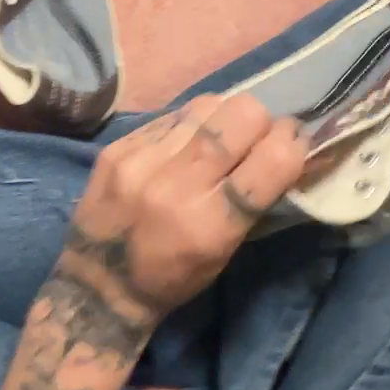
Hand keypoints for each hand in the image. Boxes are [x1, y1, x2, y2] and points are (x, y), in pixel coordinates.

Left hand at [58, 94, 307, 324]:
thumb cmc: (173, 277)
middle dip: (260, 121)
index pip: (273, 160)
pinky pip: (170, 115)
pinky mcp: (118, 148)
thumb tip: (286, 146)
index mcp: (212, 224)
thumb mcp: (224, 252)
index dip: (292, 143)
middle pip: (242, 114)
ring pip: (207, 104)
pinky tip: (183, 144)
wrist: (97, 285)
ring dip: (223, 116)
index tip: (292, 143)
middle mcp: (177, 186)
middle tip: (254, 137)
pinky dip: (188, 124)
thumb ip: (254, 199)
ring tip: (217, 137)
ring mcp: (142, 161)